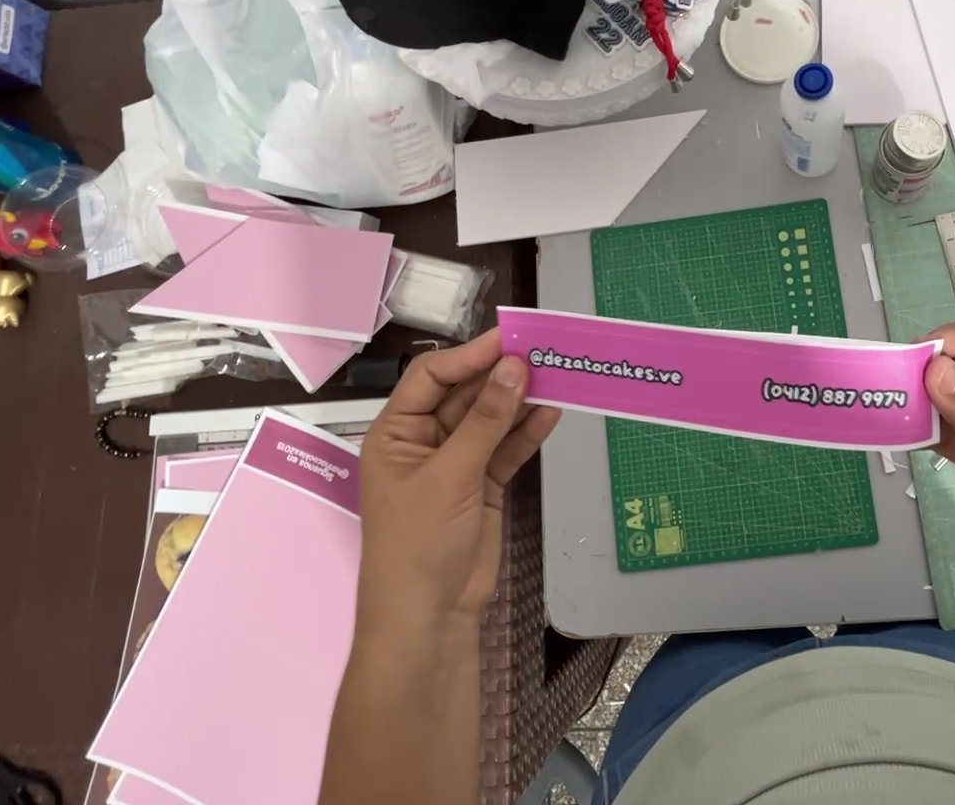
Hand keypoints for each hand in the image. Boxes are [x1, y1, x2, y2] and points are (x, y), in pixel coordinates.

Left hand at [354, 330, 560, 632]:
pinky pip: (507, 448)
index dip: (470, 355)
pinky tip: (553, 412)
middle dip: (501, 376)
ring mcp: (457, 463)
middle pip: (466, 395)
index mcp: (397, 432)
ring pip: (492, 420)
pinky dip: (528, 432)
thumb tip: (515, 366)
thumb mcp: (451, 475)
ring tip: (557, 375)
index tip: (510, 338)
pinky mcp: (484, 484)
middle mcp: (425, 441)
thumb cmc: (420, 542)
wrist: (430, 616)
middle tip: (543, 352)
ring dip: (520, 401)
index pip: (432, 377)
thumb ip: (486, 420)